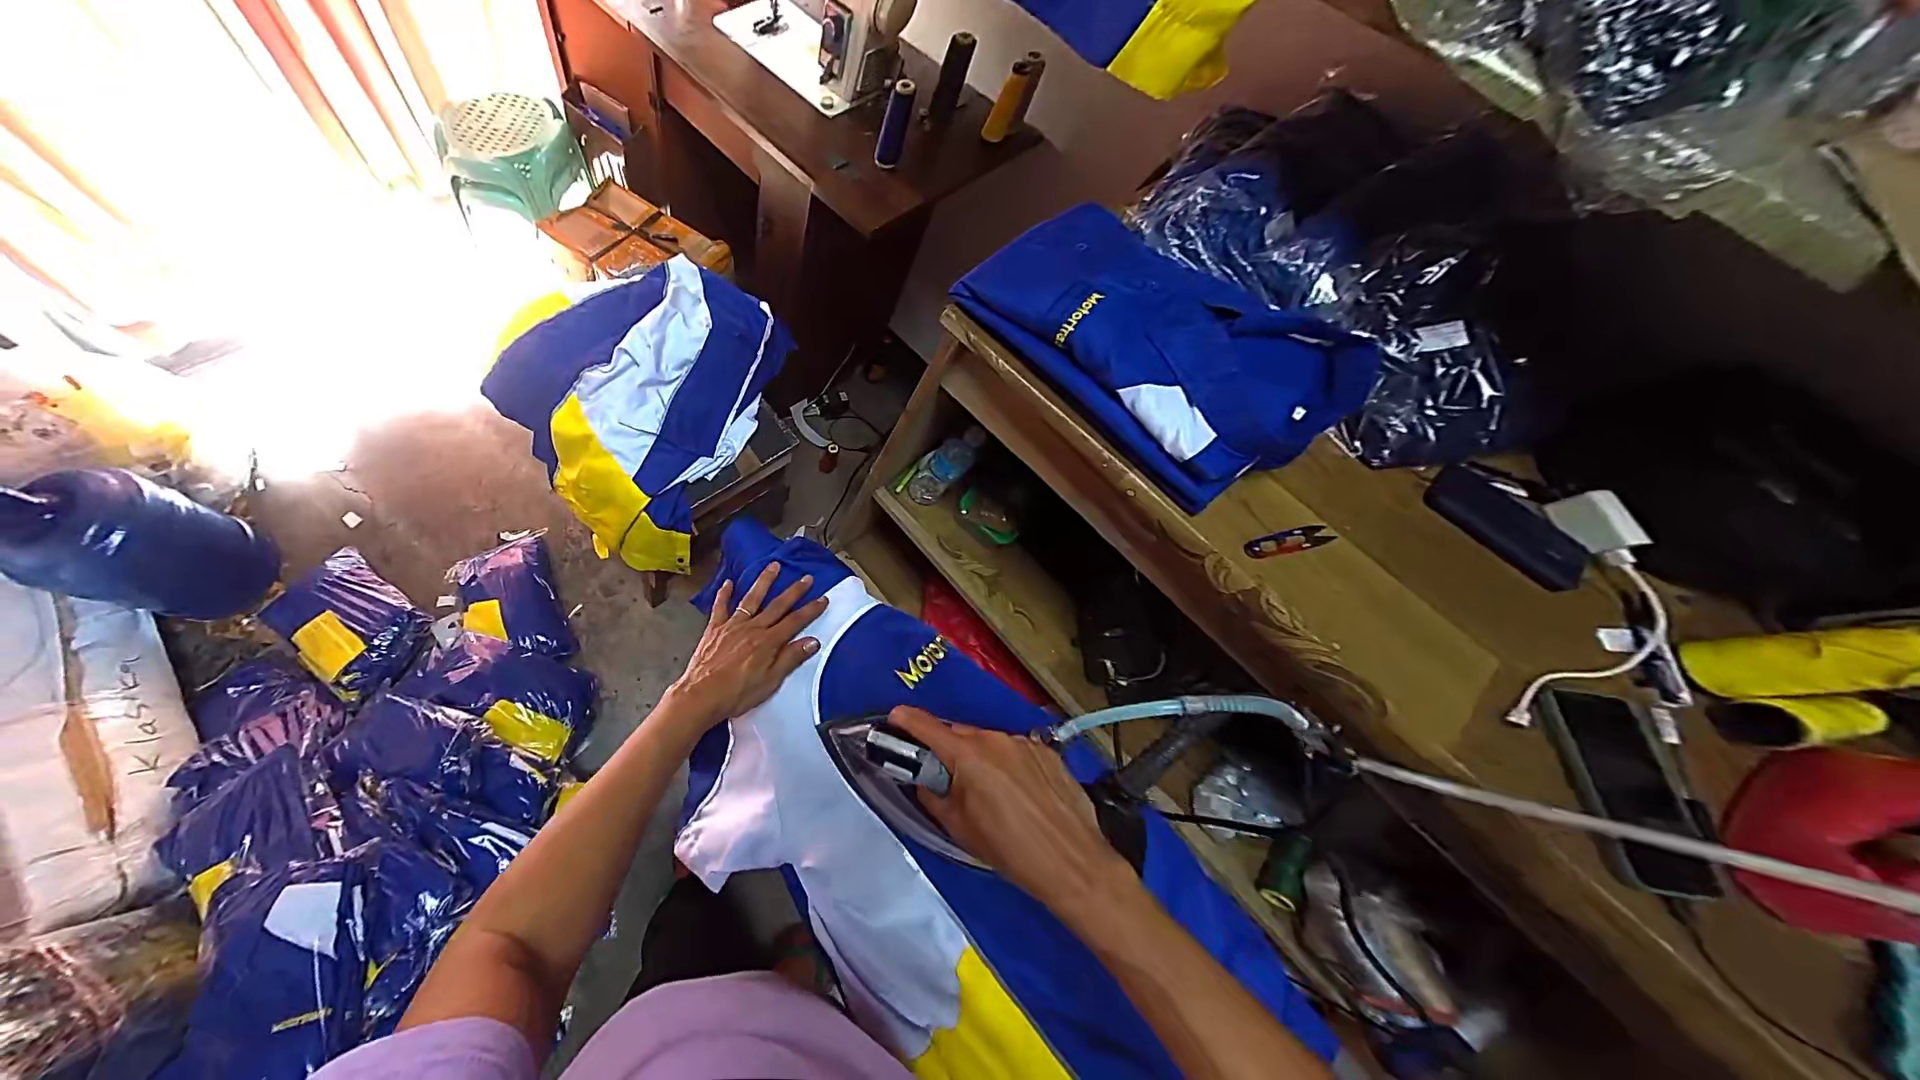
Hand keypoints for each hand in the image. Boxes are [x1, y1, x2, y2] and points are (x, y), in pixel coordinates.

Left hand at [658, 563, 828, 736]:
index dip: (811, 609)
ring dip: (764, 582)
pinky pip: (721, 607)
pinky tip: (729, 583)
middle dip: (794, 591)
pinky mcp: (714, 629)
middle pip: (778, 605)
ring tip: (773, 567)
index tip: (822, 599)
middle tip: (806, 578)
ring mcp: (732, 626)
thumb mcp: (771, 681)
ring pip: (752, 599)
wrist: (700, 696)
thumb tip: (812, 642)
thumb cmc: (736, 693)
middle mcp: (752, 629)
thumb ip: (791, 658)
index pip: (795, 621)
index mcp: (768, 642)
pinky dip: (724, 594)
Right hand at [890, 706, 1135, 912]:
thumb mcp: (958, 827)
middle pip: (960, 735)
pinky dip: (1010, 766)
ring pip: (990, 744)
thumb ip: (933, 796)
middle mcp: (997, 740)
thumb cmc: (1011, 849)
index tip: (896, 718)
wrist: (1070, 861)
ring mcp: (1026, 743)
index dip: (907, 721)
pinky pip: (1017, 752)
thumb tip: (926, 781)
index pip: (927, 726)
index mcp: (969, 755)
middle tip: (946, 778)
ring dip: (982, 761)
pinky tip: (1018, 796)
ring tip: (991, 797)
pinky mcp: (1047, 753)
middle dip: (949, 752)